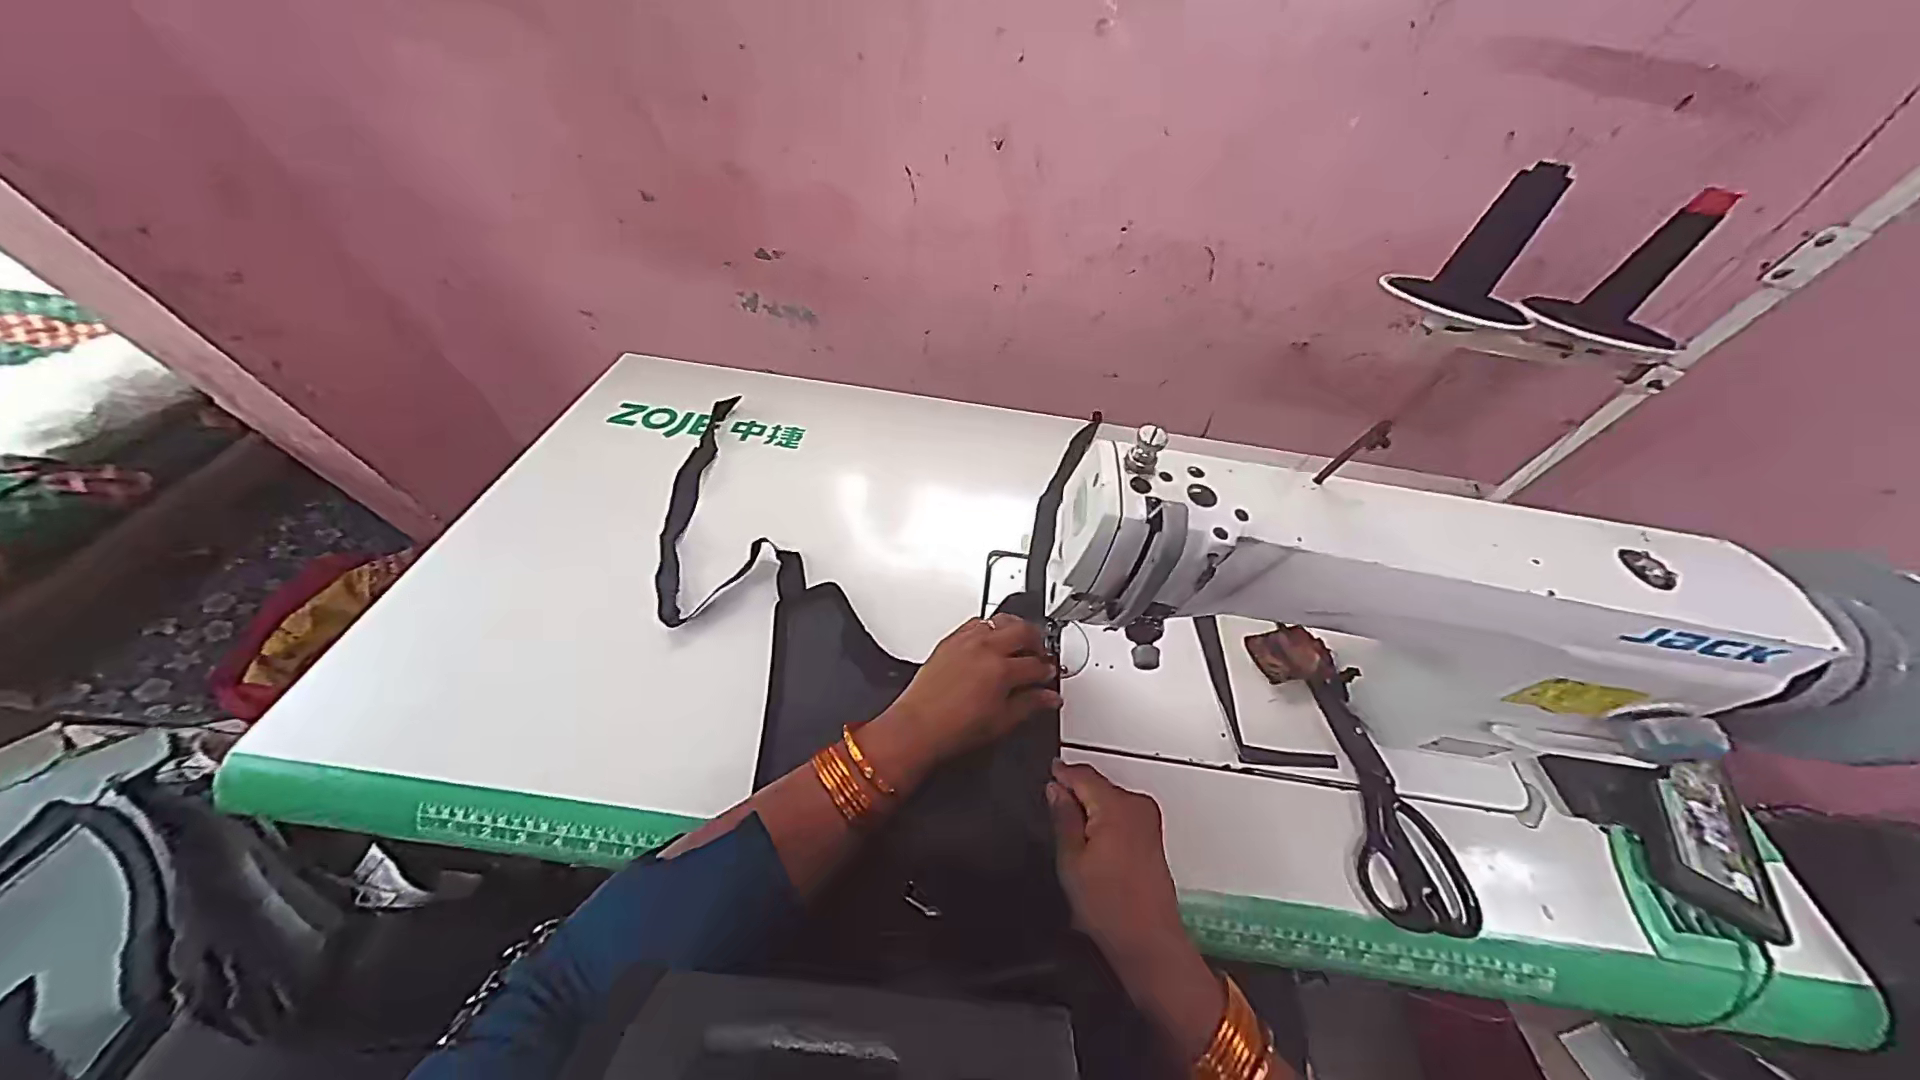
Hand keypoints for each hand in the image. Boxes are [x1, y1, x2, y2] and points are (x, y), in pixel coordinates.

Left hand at [866, 614, 1059, 776]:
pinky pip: (976, 623)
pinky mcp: (950, 640)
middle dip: (1038, 641)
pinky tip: (991, 638)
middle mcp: (985, 649)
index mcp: (1002, 670)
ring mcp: (966, 641)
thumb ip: (1030, 704)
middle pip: (1024, 631)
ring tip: (1019, 641)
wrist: (918, 727)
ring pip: (1000, 620)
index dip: (1047, 671)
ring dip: (1015, 628)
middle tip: (1040, 654)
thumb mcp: (1002, 721)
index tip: (1048, 676)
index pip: (1036, 664)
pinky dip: (990, 627)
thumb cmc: (953, 728)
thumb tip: (1048, 698)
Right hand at [1046, 760, 1186, 956]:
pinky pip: (1122, 814)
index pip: (1082, 774)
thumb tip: (1056, 790)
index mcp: (1116, 806)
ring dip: (1090, 808)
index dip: (1061, 773)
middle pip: (1097, 785)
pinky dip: (1105, 820)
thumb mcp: (1071, 859)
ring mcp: (1148, 821)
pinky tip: (1093, 846)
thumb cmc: (1112, 909)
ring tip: (1073, 837)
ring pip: (1109, 800)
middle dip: (1076, 792)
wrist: (1148, 942)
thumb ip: (1062, 817)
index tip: (1050, 771)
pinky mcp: (1153, 836)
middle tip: (1054, 810)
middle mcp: (1137, 807)